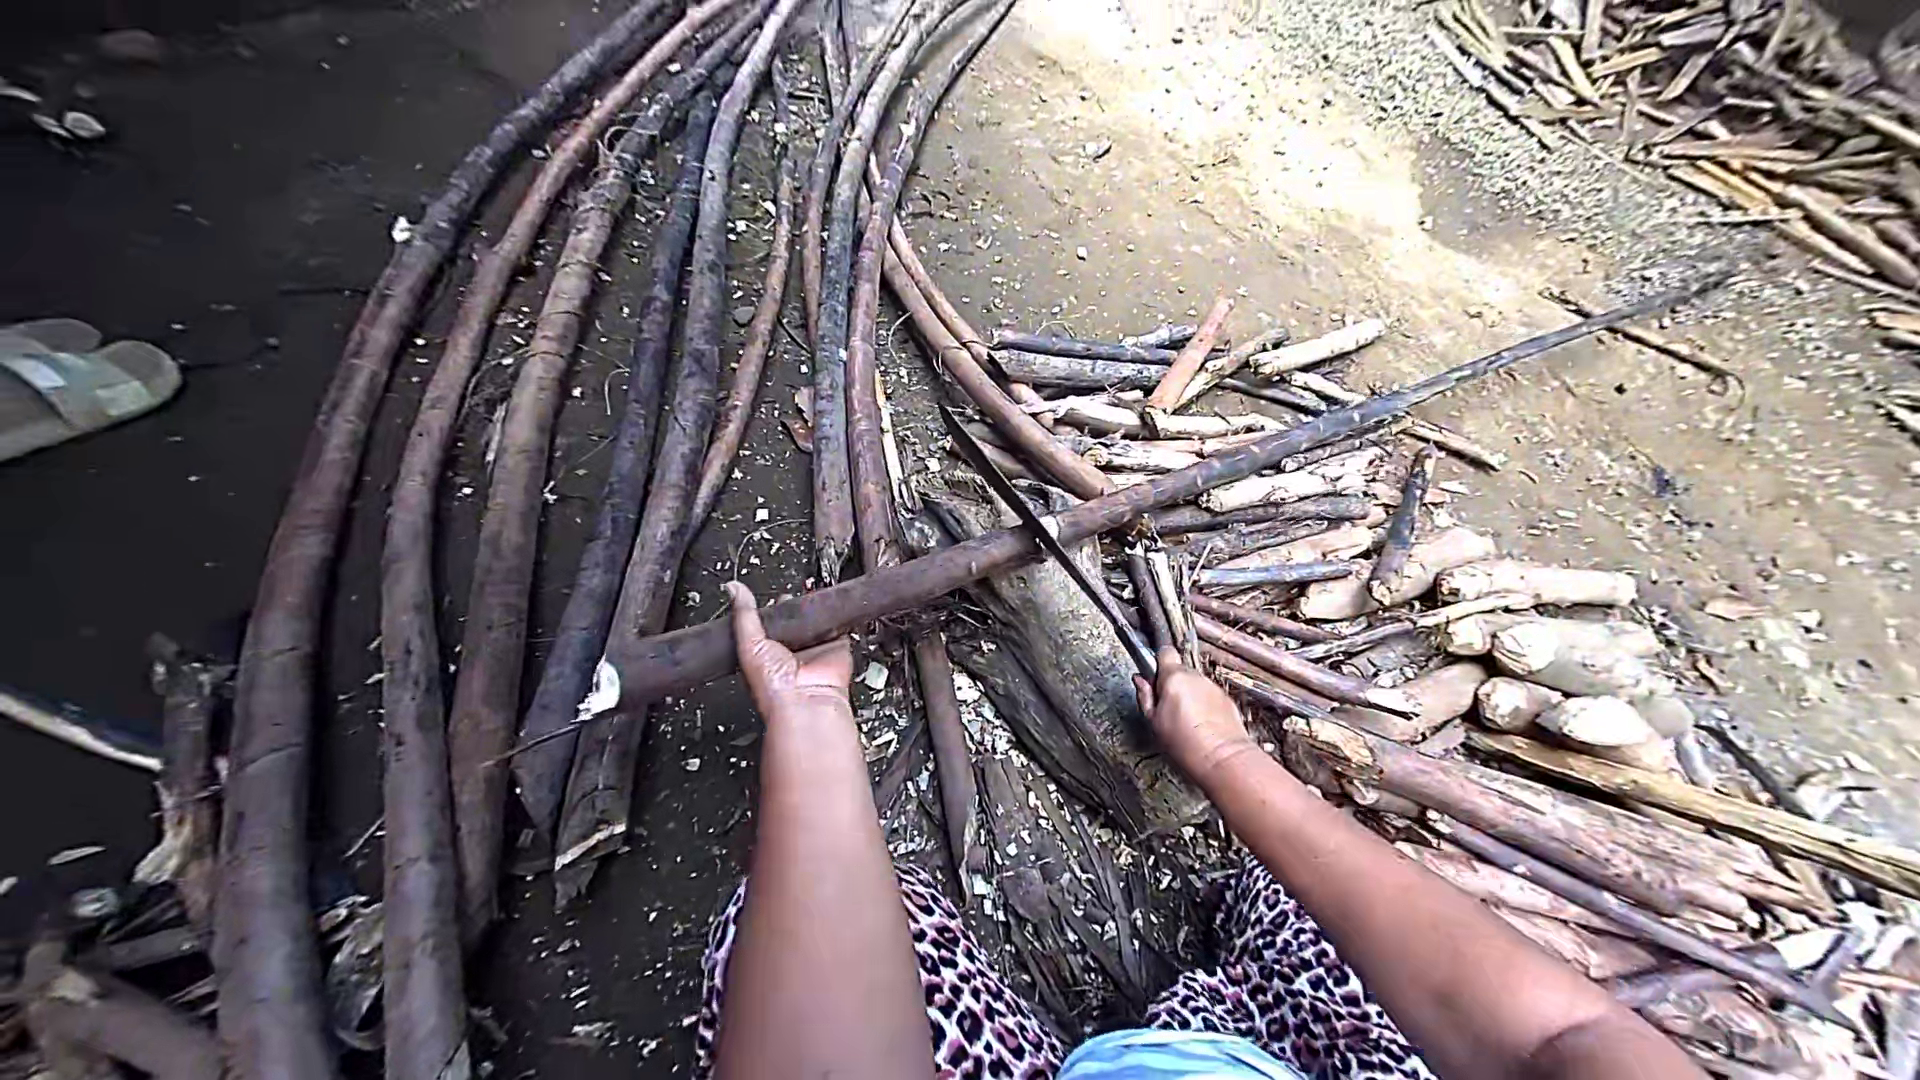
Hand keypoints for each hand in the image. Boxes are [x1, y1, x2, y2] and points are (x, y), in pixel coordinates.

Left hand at [726, 582, 853, 723]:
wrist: (804, 699)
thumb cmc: (773, 686)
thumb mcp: (749, 643)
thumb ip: (744, 614)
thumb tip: (732, 588)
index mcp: (768, 649)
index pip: (772, 619)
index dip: (774, 606)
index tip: (777, 595)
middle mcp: (792, 647)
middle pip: (796, 616)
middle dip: (797, 605)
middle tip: (796, 595)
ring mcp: (816, 646)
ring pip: (818, 618)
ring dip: (817, 608)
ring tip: (813, 597)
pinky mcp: (837, 645)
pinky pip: (840, 624)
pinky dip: (839, 615)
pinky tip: (833, 608)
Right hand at [1134, 647, 1256, 780]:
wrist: (1223, 760)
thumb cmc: (1186, 744)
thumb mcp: (1154, 721)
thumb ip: (1145, 696)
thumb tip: (1140, 680)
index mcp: (1174, 677)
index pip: (1164, 652)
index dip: (1157, 662)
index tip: (1153, 677)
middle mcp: (1195, 677)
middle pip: (1179, 671)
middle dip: (1172, 684)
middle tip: (1166, 707)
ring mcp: (1213, 687)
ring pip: (1194, 684)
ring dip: (1189, 695)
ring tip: (1185, 720)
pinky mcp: (1226, 699)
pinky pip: (1208, 696)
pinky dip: (1203, 706)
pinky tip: (1200, 725)